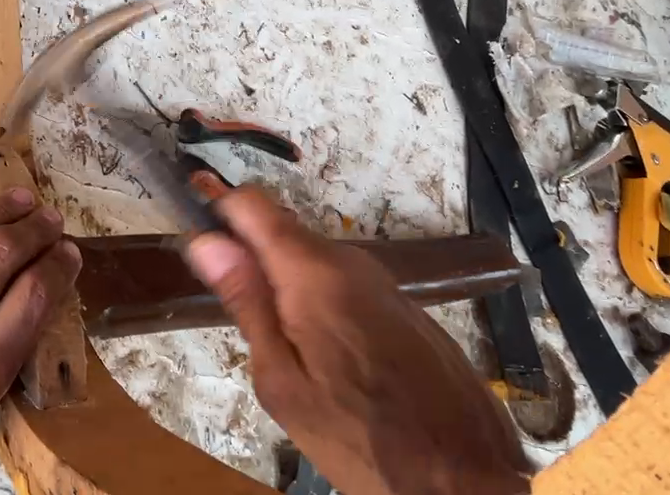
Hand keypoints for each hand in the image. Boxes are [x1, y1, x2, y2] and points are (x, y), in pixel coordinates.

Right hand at [186, 187, 529, 494]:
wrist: (470, 484)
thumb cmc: (361, 438)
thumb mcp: (282, 380)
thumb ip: (245, 301)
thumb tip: (206, 241)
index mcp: (311, 272)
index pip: (251, 203)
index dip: (218, 206)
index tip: (199, 230)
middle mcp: (350, 261)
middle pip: (282, 234)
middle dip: (255, 263)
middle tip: (248, 323)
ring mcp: (386, 283)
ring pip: (315, 263)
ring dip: (290, 289)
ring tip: (296, 356)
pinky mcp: (409, 309)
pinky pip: (348, 287)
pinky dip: (327, 307)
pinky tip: (339, 365)